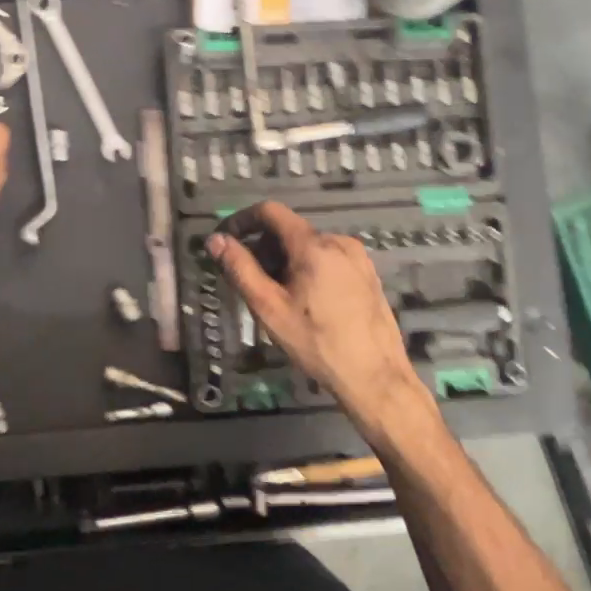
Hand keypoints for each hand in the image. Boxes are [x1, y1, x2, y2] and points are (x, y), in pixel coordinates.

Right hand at [207, 202, 419, 402]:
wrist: (375, 377)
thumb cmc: (317, 343)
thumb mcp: (269, 308)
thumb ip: (240, 269)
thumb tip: (215, 240)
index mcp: (314, 245)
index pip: (270, 212)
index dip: (242, 221)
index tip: (225, 242)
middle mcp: (339, 241)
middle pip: (289, 230)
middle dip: (263, 249)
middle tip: (251, 283)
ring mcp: (358, 258)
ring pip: (308, 246)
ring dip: (284, 261)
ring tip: (278, 298)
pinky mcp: (368, 274)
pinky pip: (328, 259)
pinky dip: (307, 269)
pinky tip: (306, 303)